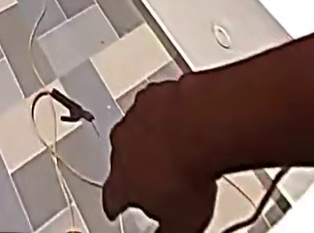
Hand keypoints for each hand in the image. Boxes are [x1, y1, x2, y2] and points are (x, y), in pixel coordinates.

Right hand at [102, 81, 217, 232]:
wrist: (201, 126)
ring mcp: (136, 116)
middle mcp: (122, 144)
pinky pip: (152, 106)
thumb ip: (165, 231)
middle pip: (122, 159)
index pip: (111, 199)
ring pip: (136, 130)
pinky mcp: (152, 94)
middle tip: (157, 176)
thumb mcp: (182, 223)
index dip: (116, 206)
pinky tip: (180, 123)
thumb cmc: (189, 171)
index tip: (118, 207)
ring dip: (149, 138)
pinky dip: (162, 114)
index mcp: (122, 179)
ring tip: (172, 148)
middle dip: (136, 167)